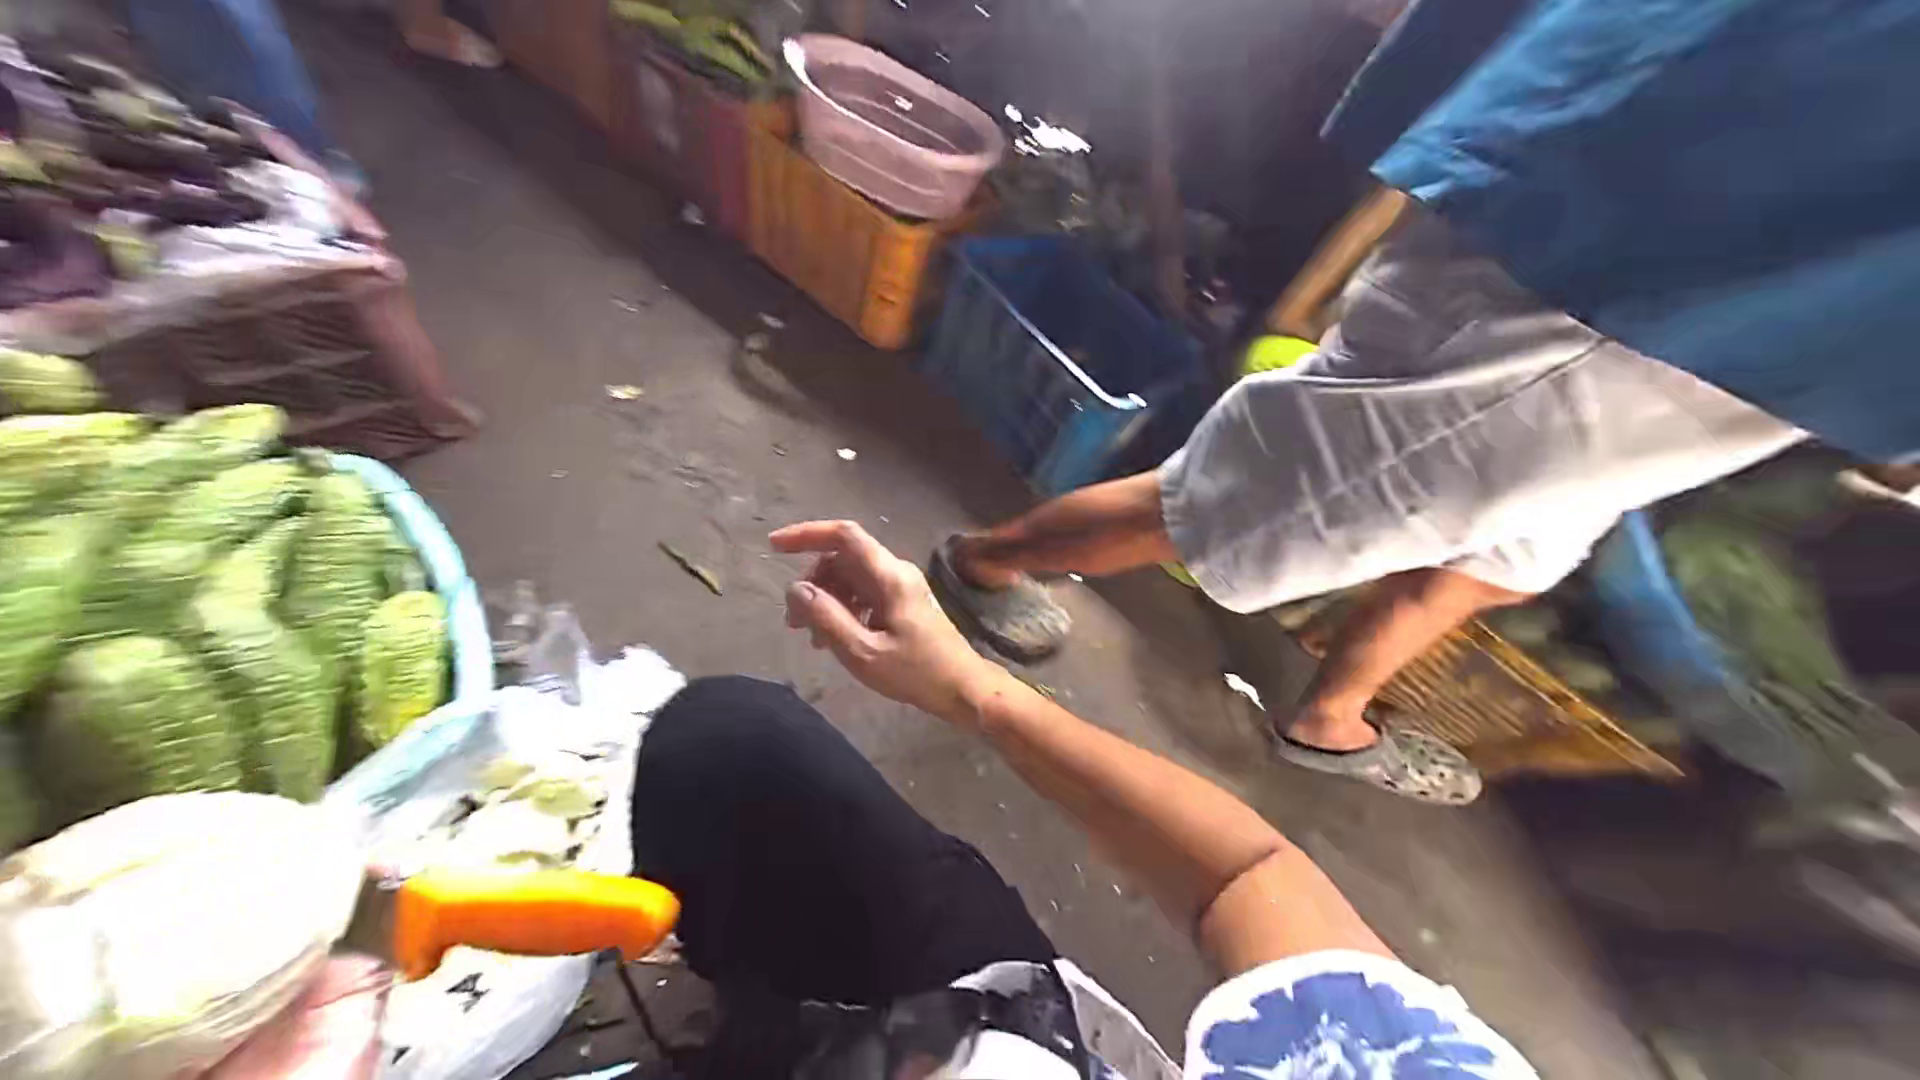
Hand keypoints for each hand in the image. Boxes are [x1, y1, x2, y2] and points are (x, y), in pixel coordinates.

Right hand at [770, 520, 1008, 720]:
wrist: (963, 687)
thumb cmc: (917, 673)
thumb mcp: (864, 653)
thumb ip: (827, 618)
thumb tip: (795, 589)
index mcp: (890, 576)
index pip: (844, 536)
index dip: (807, 534)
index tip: (775, 546)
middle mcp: (896, 572)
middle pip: (843, 558)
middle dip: (813, 582)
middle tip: (793, 622)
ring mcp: (902, 585)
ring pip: (851, 577)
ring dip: (826, 600)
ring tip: (813, 639)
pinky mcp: (903, 601)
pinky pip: (864, 592)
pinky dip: (843, 609)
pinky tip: (835, 639)